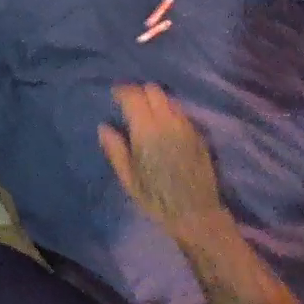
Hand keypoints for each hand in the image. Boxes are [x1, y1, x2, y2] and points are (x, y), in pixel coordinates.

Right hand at [98, 83, 227, 236]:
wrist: (193, 212)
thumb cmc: (155, 197)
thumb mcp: (127, 177)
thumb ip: (115, 149)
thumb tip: (104, 127)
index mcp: (146, 130)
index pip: (133, 96)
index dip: (122, 91)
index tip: (114, 94)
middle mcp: (168, 122)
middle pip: (153, 91)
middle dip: (139, 92)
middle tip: (130, 103)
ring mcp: (186, 126)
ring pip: (169, 99)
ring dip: (156, 100)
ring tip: (147, 111)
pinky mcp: (198, 135)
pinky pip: (181, 112)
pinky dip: (169, 111)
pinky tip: (164, 125)